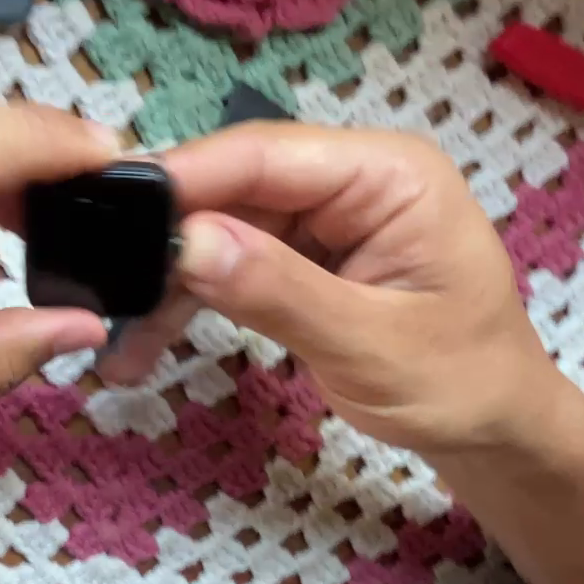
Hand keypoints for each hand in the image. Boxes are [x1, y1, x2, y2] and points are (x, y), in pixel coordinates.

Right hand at [99, 123, 569, 454]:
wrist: (485, 427)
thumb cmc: (456, 382)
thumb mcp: (369, 343)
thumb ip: (279, 291)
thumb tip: (186, 243)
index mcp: (384, 175)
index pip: (265, 156)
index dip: (185, 179)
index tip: (110, 213)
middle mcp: (342, 184)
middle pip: (229, 192)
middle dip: (165, 242)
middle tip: (99, 289)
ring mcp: (314, 222)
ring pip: (214, 234)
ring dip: (164, 288)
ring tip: (118, 345)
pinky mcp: (293, 260)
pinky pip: (224, 270)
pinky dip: (184, 307)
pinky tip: (142, 347)